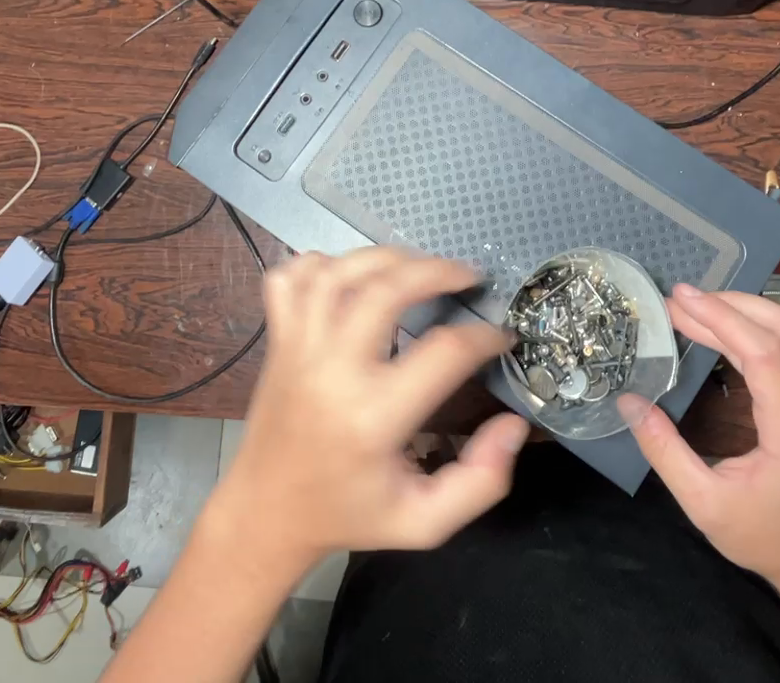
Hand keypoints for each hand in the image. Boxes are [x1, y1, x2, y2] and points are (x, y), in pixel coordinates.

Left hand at [211, 247, 529, 566]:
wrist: (265, 513)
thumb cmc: (349, 514)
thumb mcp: (424, 522)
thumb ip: (480, 481)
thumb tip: (515, 424)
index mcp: (374, 417)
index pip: (443, 352)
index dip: (484, 337)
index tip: (501, 337)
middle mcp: (333, 372)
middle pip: (384, 291)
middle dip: (435, 271)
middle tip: (467, 275)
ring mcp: (298, 349)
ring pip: (336, 273)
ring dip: (383, 258)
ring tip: (418, 266)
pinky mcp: (277, 340)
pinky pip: (291, 279)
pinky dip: (321, 264)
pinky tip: (352, 276)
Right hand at [618, 285, 779, 587]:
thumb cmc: (765, 536)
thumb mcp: (704, 505)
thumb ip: (665, 452)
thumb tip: (629, 402)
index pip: (764, 354)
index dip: (721, 320)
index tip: (679, 301)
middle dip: (729, 304)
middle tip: (678, 299)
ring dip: (743, 309)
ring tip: (695, 305)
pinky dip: (750, 326)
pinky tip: (717, 328)